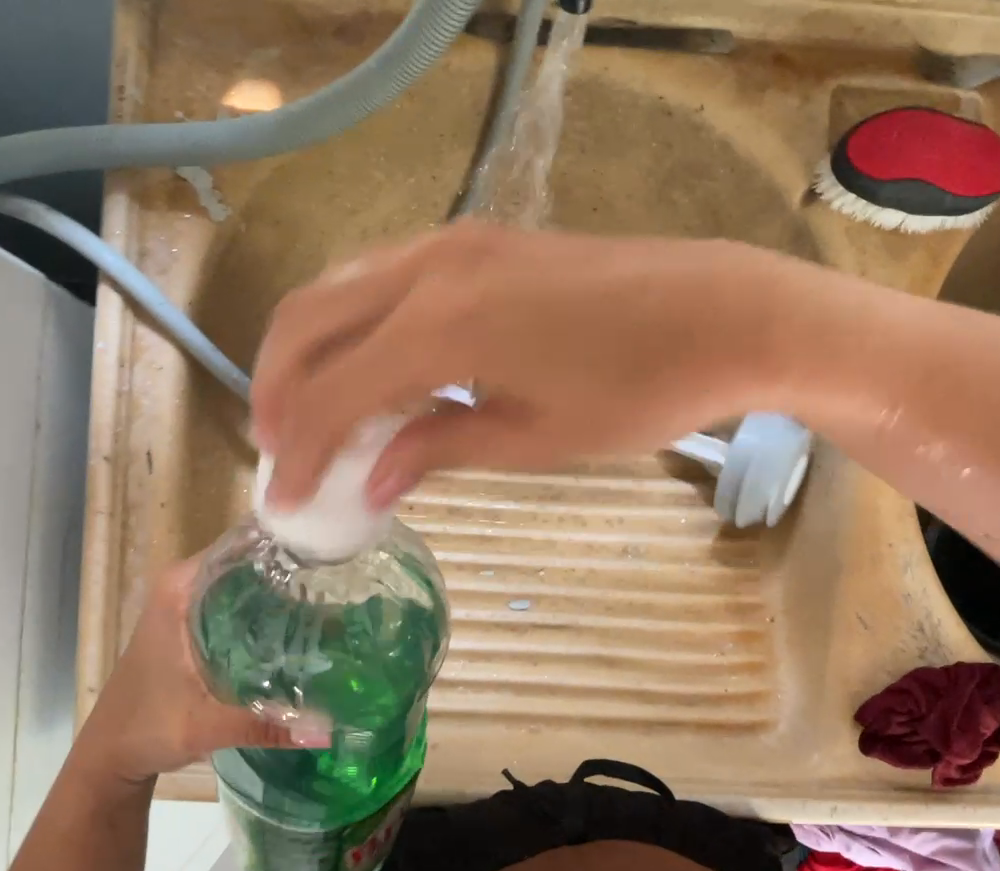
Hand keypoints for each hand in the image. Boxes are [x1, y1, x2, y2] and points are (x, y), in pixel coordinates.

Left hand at [75, 558, 331, 788]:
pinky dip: (271, 613)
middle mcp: (185, 586)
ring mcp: (189, 605)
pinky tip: (306, 630)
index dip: (286, 545)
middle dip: (296, 571)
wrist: (110, 755)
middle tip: (346, 584)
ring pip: (248, 584)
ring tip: (337, 604)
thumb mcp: (205, 726)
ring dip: (287, 593)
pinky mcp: (196, 626)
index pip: (242, 543)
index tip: (331, 553)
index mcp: (180, 589)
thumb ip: (264, 725)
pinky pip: (242, 605)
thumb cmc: (145, 728)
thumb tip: (327, 730)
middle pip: (251, 562)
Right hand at [251, 223, 852, 507]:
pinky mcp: (475, 241)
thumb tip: (370, 481)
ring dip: (308, 350)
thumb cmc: (637, 390)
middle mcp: (427, 269)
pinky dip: (353, 326)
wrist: (723, 314)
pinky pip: (381, 279)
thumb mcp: (534, 437)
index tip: (282, 499)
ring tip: (307, 413)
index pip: (334, 392)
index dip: (300, 450)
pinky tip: (366, 370)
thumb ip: (438, 448)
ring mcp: (450, 244)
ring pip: (338, 289)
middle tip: (276, 448)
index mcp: (440, 326)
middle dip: (277, 388)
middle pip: (309, 320)